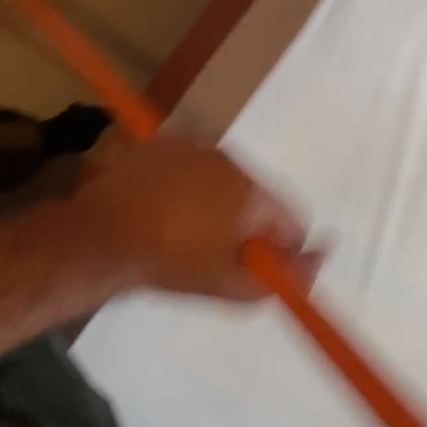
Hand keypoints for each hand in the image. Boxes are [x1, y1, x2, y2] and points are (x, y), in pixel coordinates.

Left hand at [69, 136, 325, 301]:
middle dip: (246, 224)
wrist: (103, 233)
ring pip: (221, 179)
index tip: (255, 268)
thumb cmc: (171, 261)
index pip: (292, 219)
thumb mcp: (234, 284)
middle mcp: (226, 157)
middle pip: (256, 195)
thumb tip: (323, 254)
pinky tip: (163, 208)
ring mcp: (189, 144)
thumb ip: (287, 274)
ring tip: (183, 231)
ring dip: (215, 202)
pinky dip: (185, 184)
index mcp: (251, 189)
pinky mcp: (159, 142)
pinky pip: (189, 166)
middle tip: (214, 253)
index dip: (281, 250)